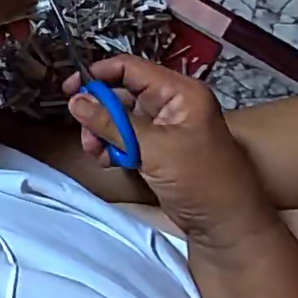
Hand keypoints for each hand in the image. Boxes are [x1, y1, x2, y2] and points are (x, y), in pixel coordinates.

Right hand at [63, 55, 276, 245]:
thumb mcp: (154, 148)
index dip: (98, 74)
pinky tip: (106, 159)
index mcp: (179, 92)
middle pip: (120, 93)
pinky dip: (110, 146)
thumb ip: (112, 123)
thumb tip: (75, 101)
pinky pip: (123, 137)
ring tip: (95, 150)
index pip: (130, 68)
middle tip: (84, 129)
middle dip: (98, 111)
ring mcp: (162, 126)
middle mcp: (170, 103)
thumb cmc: (202, 182)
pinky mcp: (155, 147)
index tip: (71, 88)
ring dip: (101, 132)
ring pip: (118, 117)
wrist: (226, 228)